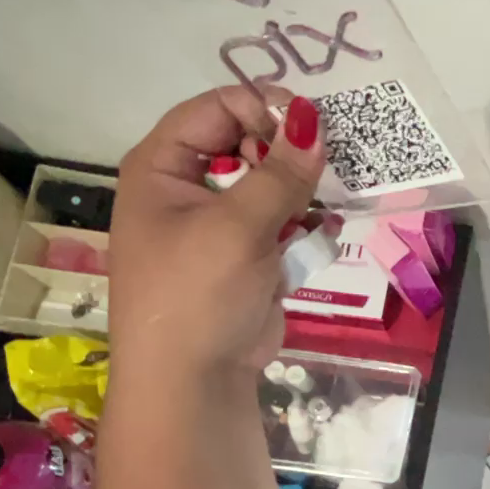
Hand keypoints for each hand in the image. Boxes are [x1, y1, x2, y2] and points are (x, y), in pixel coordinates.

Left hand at [109, 87, 327, 376]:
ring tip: (325, 204)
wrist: (195, 379)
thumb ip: (281, 173)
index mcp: (163, 168)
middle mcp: (189, 188)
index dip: (262, 109)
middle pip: (248, 144)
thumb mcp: (238, 226)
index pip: (215, 109)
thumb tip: (315, 121)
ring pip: (273, 186)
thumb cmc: (198, 293)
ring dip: (303, 193)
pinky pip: (285, 225)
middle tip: (324, 168)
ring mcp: (222, 225)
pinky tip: (322, 232)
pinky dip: (305, 226)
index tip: (312, 127)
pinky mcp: (251, 257)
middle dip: (288, 154)